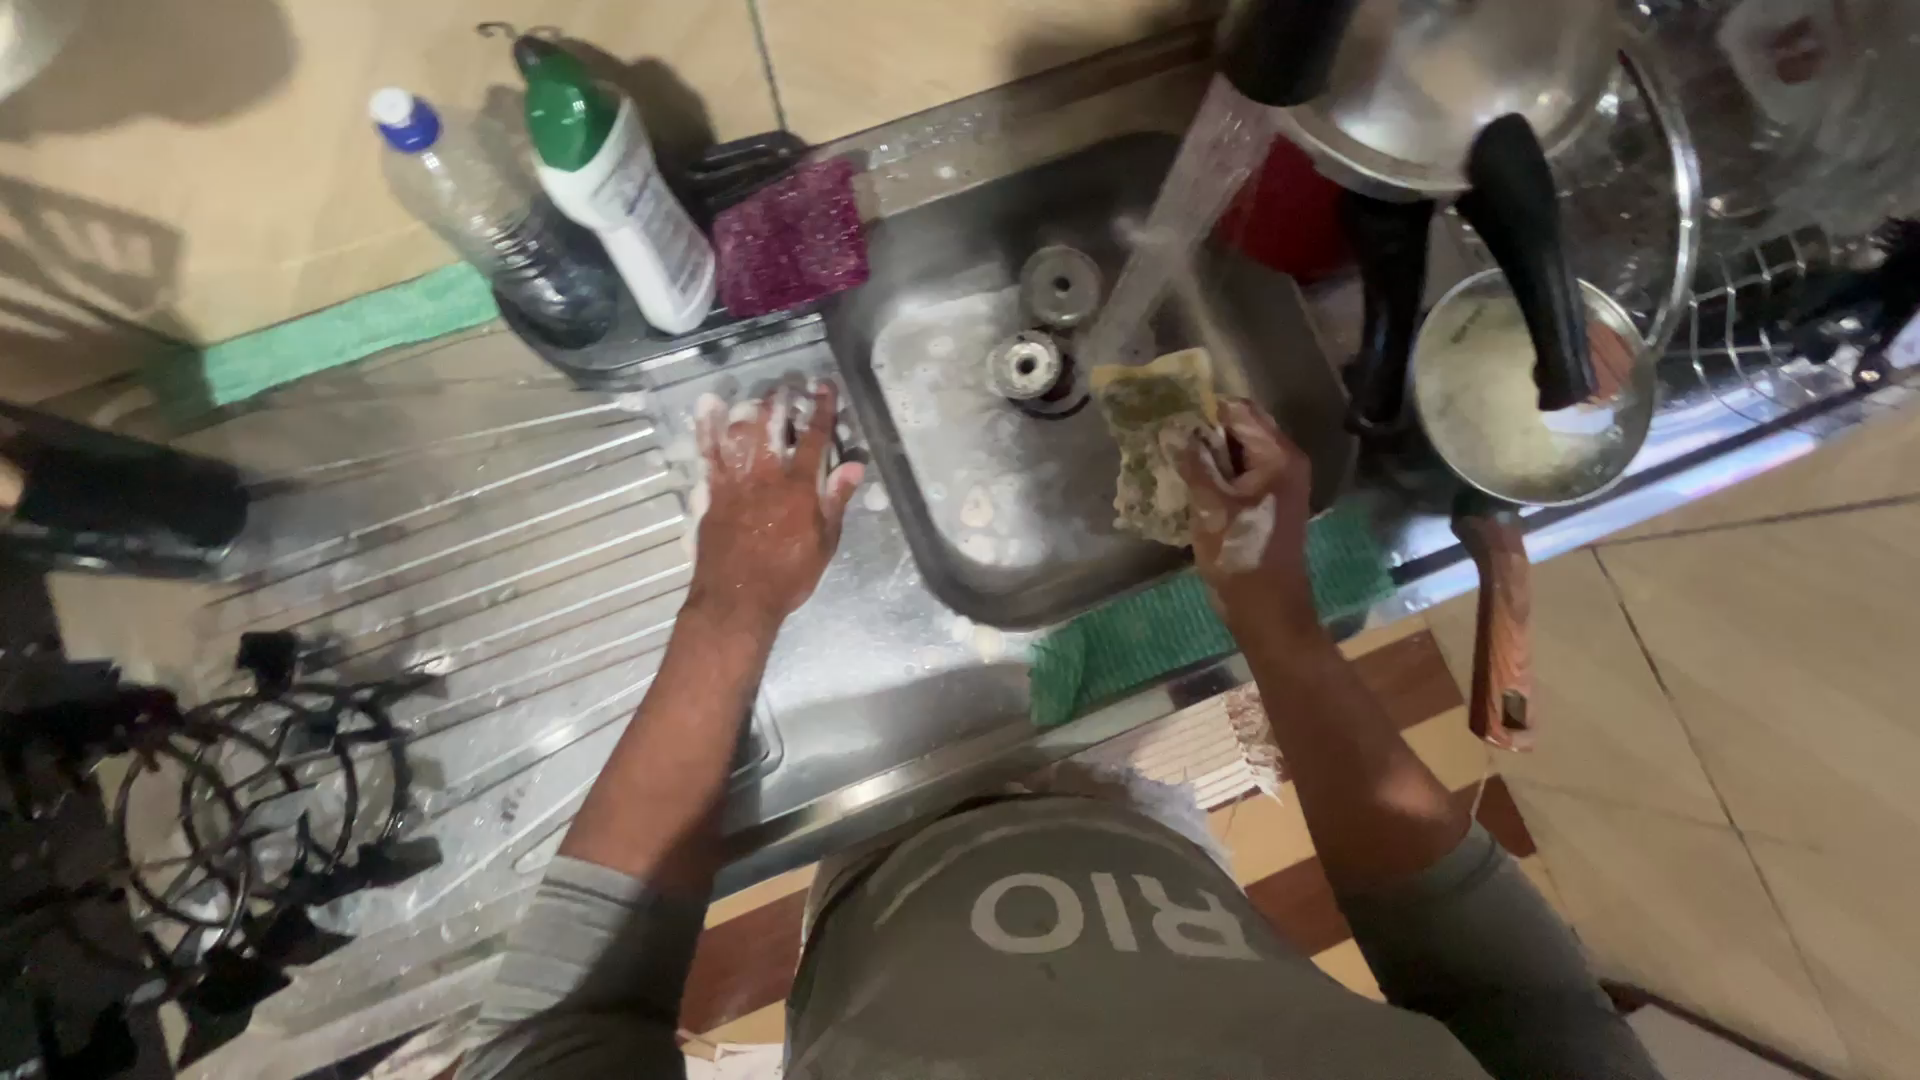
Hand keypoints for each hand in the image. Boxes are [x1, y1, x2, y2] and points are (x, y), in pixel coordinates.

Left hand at [689, 381, 864, 633]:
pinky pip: (708, 453)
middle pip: (773, 426)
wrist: (738, 599)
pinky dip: (708, 427)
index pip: (815, 438)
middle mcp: (766, 476)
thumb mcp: (825, 543)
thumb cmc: (789, 576)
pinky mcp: (712, 492)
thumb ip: (836, 500)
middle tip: (790, 385)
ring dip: (751, 407)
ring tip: (760, 394)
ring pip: (740, 432)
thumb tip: (855, 465)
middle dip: (783, 400)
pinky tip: (710, 407)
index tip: (825, 386)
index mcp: (799, 488)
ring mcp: (735, 482)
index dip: (822, 409)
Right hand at [1171, 399, 1318, 644]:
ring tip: (1169, 452)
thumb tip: (1174, 431)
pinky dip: (1213, 473)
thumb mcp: (1211, 506)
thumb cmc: (1240, 553)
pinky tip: (1184, 478)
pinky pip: (1237, 475)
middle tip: (1165, 432)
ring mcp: (1276, 483)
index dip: (1206, 408)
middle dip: (1203, 430)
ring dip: (1205, 452)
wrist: (1266, 607)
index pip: (1241, 412)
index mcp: (1278, 456)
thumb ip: (1194, 464)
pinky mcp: (1264, 502)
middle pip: (1240, 430)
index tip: (1170, 411)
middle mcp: (1283, 462)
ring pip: (1236, 453)